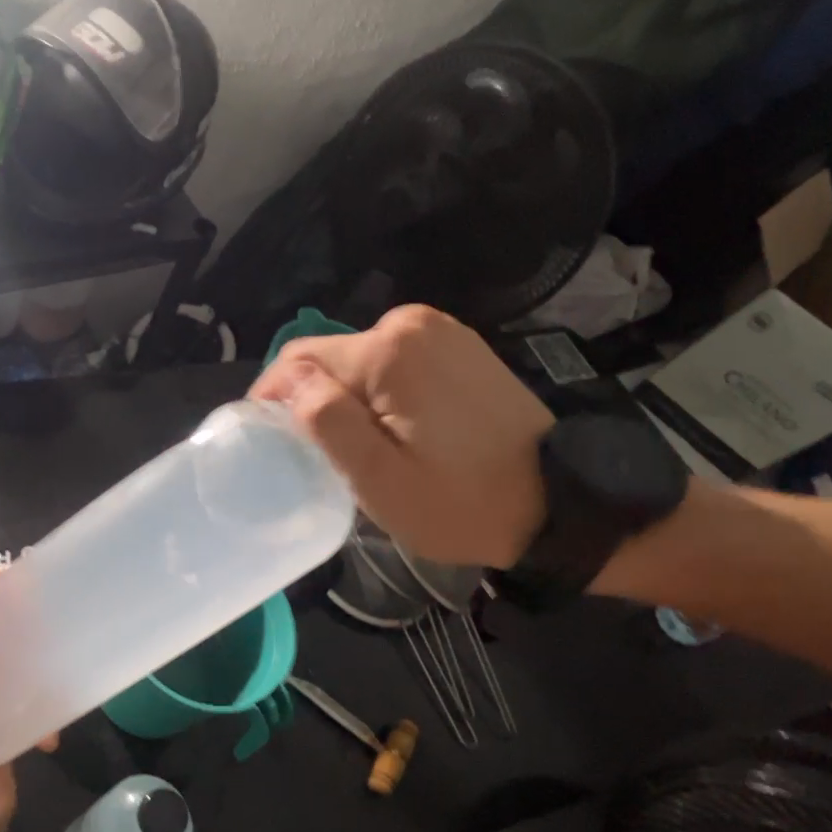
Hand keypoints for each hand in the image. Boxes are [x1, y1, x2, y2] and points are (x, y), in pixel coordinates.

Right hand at [251, 305, 554, 568]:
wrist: (560, 507)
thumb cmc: (461, 502)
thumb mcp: (380, 478)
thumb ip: (326, 421)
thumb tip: (286, 381)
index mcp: (388, 351)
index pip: (297, 360)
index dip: (272, 399)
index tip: (271, 443)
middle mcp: (411, 324)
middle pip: (329, 358)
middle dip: (312, 401)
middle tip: (316, 456)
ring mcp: (441, 331)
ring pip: (359, 361)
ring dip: (345, 398)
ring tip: (354, 447)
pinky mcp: (459, 346)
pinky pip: (393, 361)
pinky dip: (377, 391)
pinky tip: (390, 429)